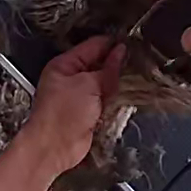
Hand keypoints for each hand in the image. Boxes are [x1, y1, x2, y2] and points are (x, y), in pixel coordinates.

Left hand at [19, 35, 123, 176]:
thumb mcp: (87, 84)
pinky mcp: (89, 113)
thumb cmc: (60, 115)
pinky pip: (107, 102)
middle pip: (100, 65)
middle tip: (136, 63)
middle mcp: (72, 79)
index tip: (130, 43)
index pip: (92, 46)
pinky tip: (126, 98)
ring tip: (133, 81)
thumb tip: (120, 54)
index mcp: (65, 65)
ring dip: (118, 85)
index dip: (112, 44)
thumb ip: (107, 69)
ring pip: (106, 85)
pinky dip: (116, 101)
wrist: (55, 147)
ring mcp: (81, 97)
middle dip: (117, 65)